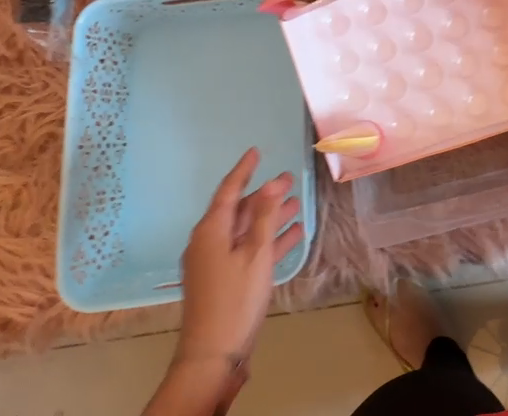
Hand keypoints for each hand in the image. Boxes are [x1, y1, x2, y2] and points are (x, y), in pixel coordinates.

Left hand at [173, 149, 304, 378]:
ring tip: (298, 204)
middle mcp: (209, 242)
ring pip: (247, 231)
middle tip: (290, 180)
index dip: (244, 170)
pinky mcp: (225, 281)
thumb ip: (264, 216)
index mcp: (210, 230)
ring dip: (271, 218)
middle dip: (265, 195)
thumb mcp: (255, 253)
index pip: (228, 190)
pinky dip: (269, 241)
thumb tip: (272, 182)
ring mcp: (216, 263)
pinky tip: (294, 235)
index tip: (257, 152)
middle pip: (239, 210)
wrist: (214, 355)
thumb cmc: (235, 298)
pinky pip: (249, 250)